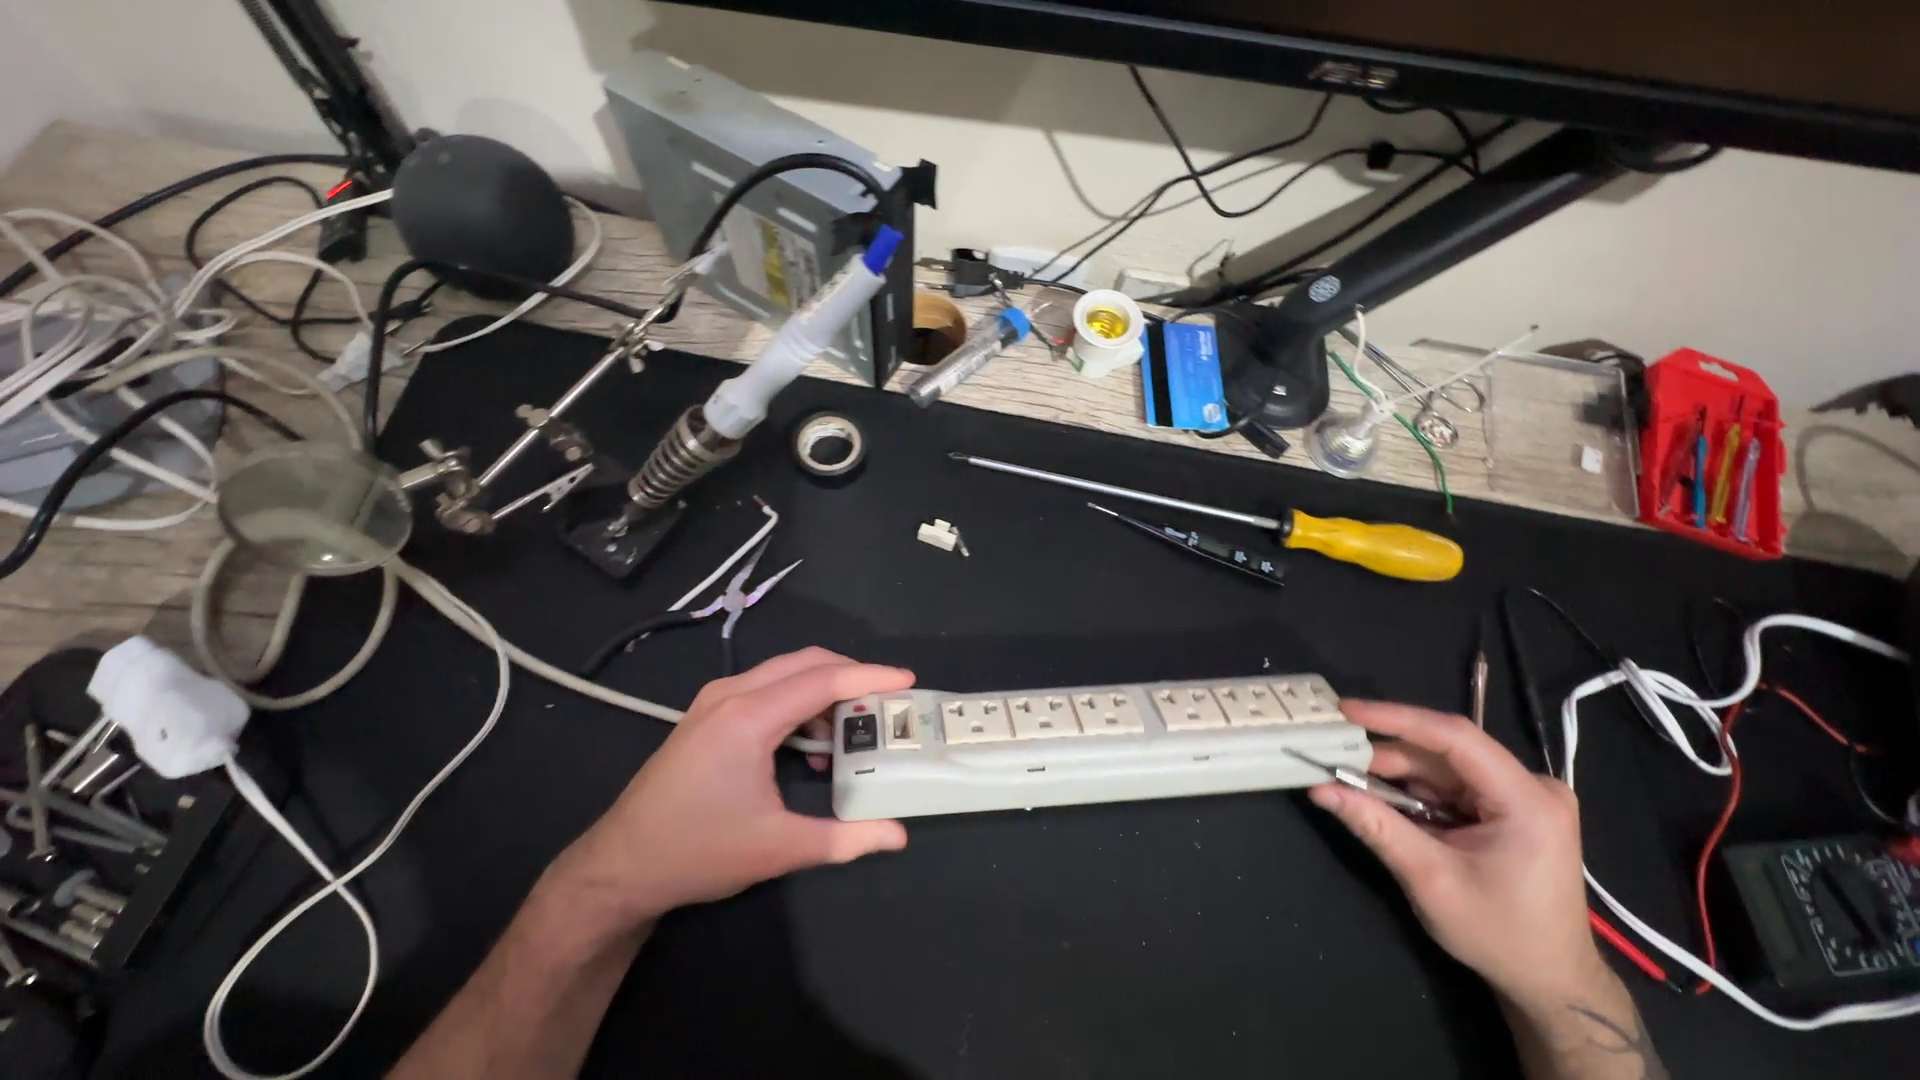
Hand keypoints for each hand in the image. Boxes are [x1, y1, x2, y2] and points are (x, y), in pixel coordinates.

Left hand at [547, 648, 914, 933]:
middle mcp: (731, 695)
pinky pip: (765, 690)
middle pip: (805, 663)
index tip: (908, 679)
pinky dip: (797, 703)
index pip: (823, 680)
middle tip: (889, 700)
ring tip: (852, 730)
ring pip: (783, 674)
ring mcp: (714, 702)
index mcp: (749, 718)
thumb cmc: (699, 851)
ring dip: (823, 691)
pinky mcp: (706, 716)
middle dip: (851, 675)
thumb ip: (844, 839)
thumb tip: (898, 836)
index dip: (870, 677)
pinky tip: (810, 746)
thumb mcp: (778, 848)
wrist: (621, 865)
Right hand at [1309, 701, 1606, 1002]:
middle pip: (1445, 753)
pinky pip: (1453, 786)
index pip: (1454, 737)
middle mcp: (1532, 787)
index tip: (1346, 711)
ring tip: (1352, 785)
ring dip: (1398, 777)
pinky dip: (1416, 793)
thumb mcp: (1430, 879)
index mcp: (1527, 800)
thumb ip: (1376, 826)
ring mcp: (1525, 797)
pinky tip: (1387, 804)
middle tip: (1335, 761)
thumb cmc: (1499, 934)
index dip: (1396, 719)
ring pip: (1444, 768)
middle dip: (1388, 758)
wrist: (1550, 981)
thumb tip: (1321, 789)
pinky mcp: (1512, 809)